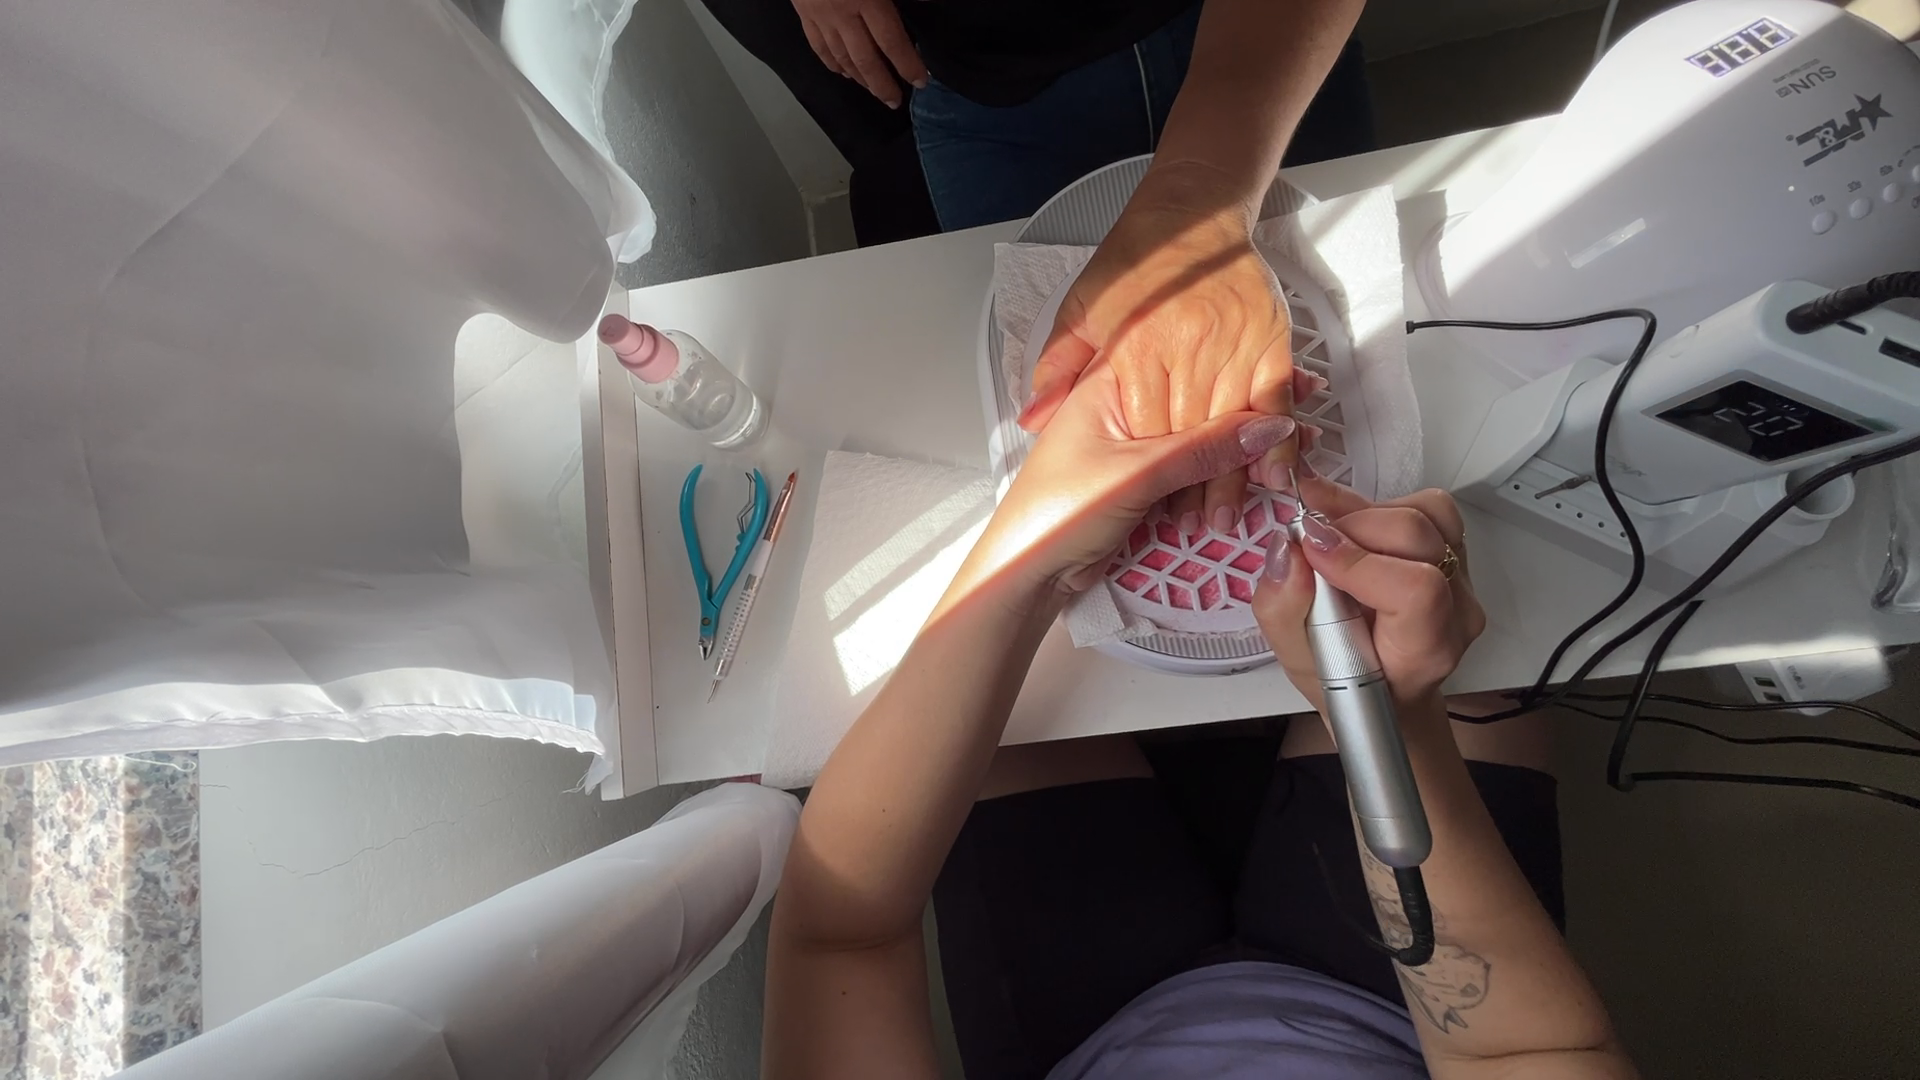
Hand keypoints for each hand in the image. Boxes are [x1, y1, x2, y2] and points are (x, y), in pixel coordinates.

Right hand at [792, 0, 926, 108]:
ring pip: (842, 58)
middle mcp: (842, 13)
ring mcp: (820, 15)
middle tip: (895, 102)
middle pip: (866, 60)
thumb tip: (932, 1)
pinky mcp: (802, 11)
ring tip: (874, 91)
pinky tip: (843, 73)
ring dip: (860, 79)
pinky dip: (832, 64)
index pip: (891, 41)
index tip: (921, 82)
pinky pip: (818, 46)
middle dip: (882, 84)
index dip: (908, 64)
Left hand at [970, 360, 1323, 596]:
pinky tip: (1260, 470)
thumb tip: (1267, 426)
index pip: (1187, 368)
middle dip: (1252, 411)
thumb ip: (1201, 448)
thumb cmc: (1055, 514)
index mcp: (1107, 385)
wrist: (1025, 571)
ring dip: (1244, 443)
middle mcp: (1123, 406)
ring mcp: (1133, 444)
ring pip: (1200, 435)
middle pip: (1199, 401)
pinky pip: (1191, 466)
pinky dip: (1223, 469)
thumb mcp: (1134, 475)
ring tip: (1299, 445)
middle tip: (1306, 417)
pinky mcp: (1140, 478)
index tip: (1290, 388)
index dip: (1239, 377)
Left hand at [1020, 165, 1297, 538]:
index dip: (1153, 475)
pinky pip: (1274, 398)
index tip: (1156, 513)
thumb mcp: (1079, 312)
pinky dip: (1278, 437)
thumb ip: (1059, 369)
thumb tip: (1033, 418)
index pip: (1146, 430)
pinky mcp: (1266, 336)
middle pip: (1189, 436)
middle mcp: (1186, 349)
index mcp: (1136, 349)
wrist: (1188, 210)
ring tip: (1230, 519)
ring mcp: (1231, 343)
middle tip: (1197, 531)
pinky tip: (1277, 473)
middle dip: (1195, 489)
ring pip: (1232, 426)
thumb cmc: (1130, 264)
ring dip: (1234, 477)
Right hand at [1252, 478, 1484, 710]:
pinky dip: (1380, 506)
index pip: (1414, 589)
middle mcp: (1457, 610)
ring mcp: (1463, 579)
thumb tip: (1286, 549)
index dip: (1355, 560)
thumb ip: (1281, 608)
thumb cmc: (1341, 681)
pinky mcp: (1455, 555)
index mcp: (1423, 649)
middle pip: (1418, 536)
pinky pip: (1429, 509)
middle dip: (1350, 526)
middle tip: (1309, 541)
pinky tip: (1348, 527)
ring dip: (1366, 513)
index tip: (1307, 549)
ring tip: (1330, 535)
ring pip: (1428, 512)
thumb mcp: (1294, 659)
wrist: (1382, 687)